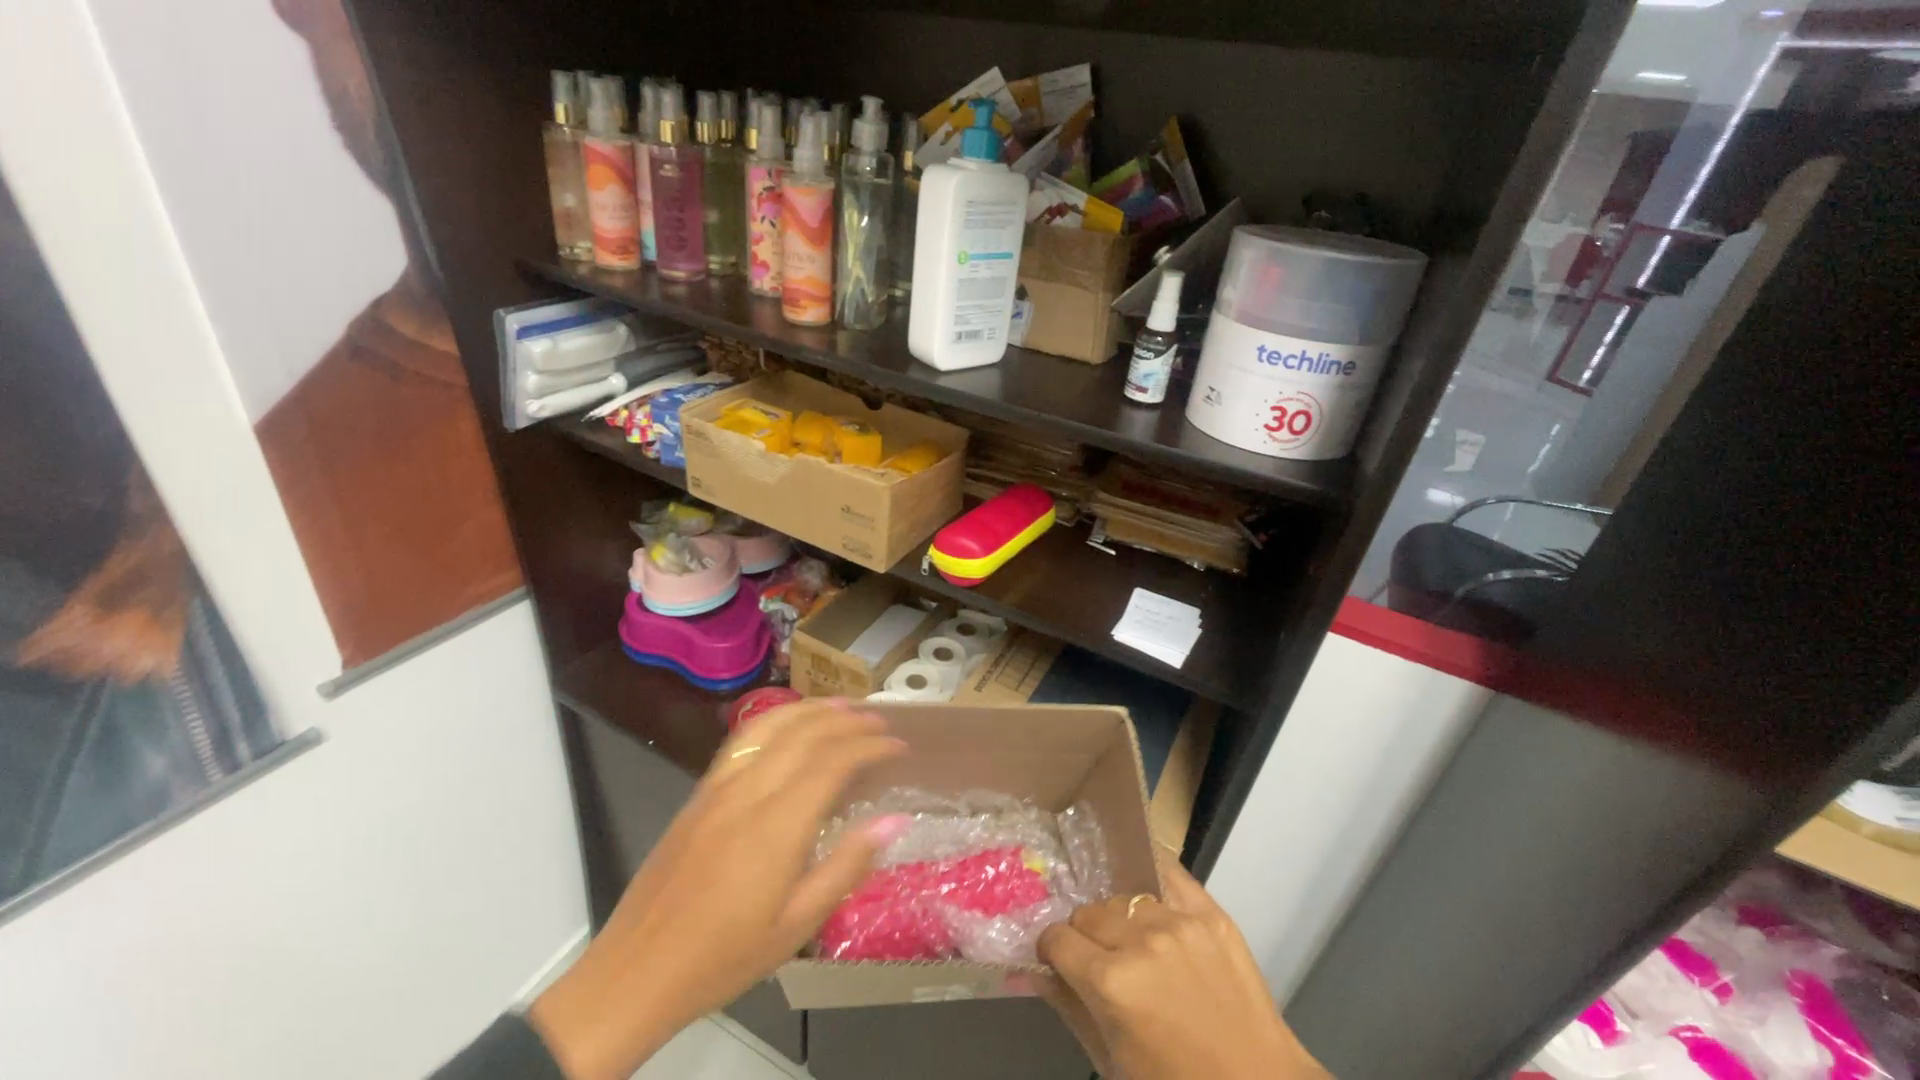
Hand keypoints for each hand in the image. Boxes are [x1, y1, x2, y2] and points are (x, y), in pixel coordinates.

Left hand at [529, 701, 908, 1079]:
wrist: (638, 970)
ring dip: (810, 709)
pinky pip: (741, 740)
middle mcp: (747, 792)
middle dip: (847, 720)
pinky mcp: (698, 795)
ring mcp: (717, 789)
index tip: (899, 746)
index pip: (832, 762)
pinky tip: (788, 727)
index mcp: (776, 826)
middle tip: (881, 722)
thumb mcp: (797, 925)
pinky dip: (774, 721)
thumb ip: (847, 866)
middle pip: (803, 733)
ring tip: (842, 706)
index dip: (870, 746)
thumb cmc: (725, 957)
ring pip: (768, 726)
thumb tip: (895, 820)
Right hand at [1036, 857, 1330, 1079]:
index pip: (1056, 938)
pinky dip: (1153, 879)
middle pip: (1088, 913)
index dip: (1053, 953)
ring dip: (1121, 919)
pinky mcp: (1212, 914)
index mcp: (1110, 982)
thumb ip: (1065, 1005)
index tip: (1061, 964)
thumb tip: (1023, 971)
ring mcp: (1180, 923)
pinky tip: (1148, 893)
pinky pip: (1169, 873)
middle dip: (1085, 936)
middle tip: (1102, 962)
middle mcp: (1141, 942)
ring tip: (1137, 946)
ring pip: (1123, 898)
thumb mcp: (1110, 1058)